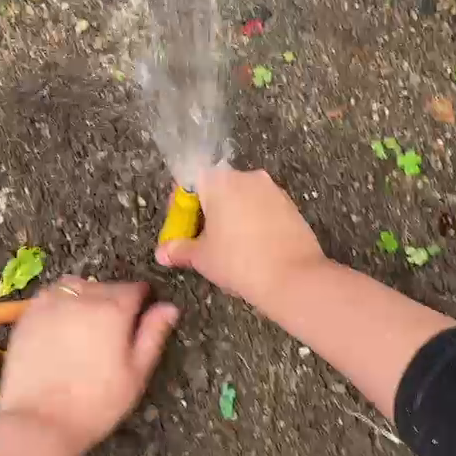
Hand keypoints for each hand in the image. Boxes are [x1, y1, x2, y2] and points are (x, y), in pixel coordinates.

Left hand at [0, 277, 178, 455]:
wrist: (40, 421)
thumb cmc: (95, 404)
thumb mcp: (135, 374)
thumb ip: (152, 335)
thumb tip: (169, 307)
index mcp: (113, 310)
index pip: (134, 289)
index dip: (142, 298)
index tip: (143, 310)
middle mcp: (82, 298)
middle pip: (106, 286)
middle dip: (116, 297)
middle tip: (117, 325)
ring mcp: (51, 303)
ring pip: (77, 285)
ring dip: (87, 294)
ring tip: (89, 320)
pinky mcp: (28, 314)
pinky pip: (50, 294)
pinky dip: (61, 300)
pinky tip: (63, 322)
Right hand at [155, 164, 330, 312]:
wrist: (294, 278)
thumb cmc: (239, 261)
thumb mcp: (202, 257)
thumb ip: (179, 249)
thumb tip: (162, 252)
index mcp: (219, 181)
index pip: (190, 183)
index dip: (180, 207)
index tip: (180, 229)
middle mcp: (247, 177)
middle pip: (217, 189)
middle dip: (207, 213)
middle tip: (201, 240)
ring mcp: (272, 190)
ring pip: (242, 199)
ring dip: (231, 217)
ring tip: (227, 248)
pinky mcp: (291, 206)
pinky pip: (262, 209)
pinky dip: (253, 223)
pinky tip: (251, 248)